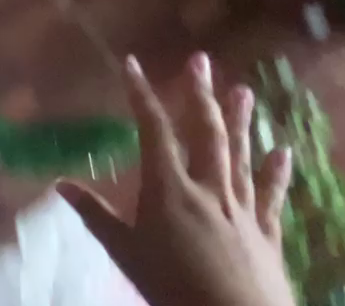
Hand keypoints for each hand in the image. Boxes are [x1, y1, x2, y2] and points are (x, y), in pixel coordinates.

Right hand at [60, 53, 296, 305]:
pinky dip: (276, 172)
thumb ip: (96, 214)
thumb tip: (61, 183)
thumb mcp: (124, 251)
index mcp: (168, 188)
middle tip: (201, 61)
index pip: (152, 129)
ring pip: (239, 156)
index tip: (132, 62)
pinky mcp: (267, 235)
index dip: (141, 93)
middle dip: (200, 95)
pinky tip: (283, 151)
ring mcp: (241, 210)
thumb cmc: (173, 287)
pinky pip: (271, 196)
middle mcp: (207, 189)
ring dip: (240, 121)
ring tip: (241, 89)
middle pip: (205, 134)